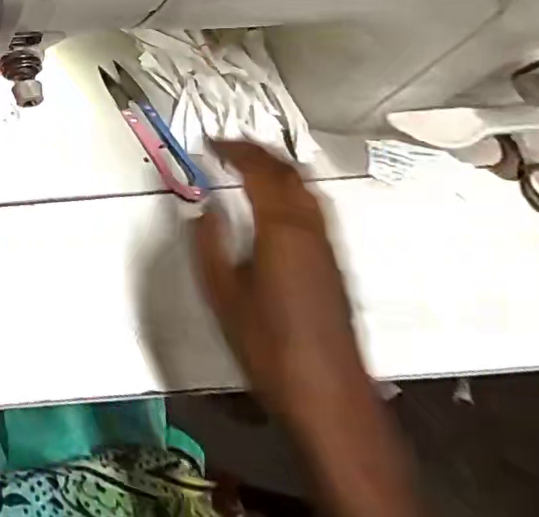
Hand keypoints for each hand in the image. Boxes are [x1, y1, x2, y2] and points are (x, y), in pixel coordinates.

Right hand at [192, 141, 363, 421]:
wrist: (329, 395)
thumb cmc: (269, 346)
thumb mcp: (222, 294)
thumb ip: (209, 242)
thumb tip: (204, 208)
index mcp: (280, 226)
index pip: (258, 168)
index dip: (233, 148)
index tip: (210, 143)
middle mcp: (310, 225)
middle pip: (287, 169)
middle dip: (256, 150)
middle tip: (228, 147)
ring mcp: (327, 242)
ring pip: (305, 185)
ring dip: (276, 166)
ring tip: (249, 167)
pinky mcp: (334, 260)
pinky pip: (313, 204)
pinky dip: (290, 187)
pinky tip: (276, 204)